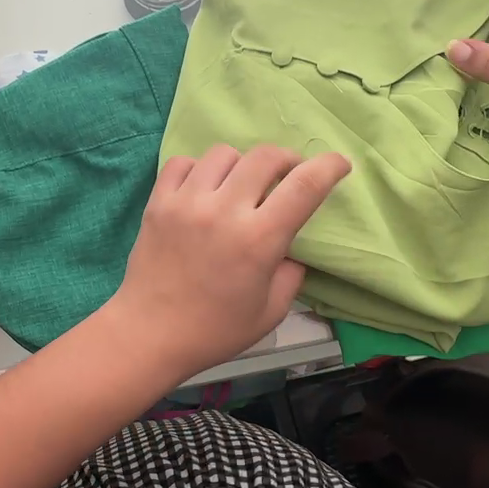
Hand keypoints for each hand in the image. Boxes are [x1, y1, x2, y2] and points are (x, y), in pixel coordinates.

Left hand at [99, 144, 350, 381]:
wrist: (149, 334)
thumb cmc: (214, 330)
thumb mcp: (270, 311)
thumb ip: (290, 273)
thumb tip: (290, 245)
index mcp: (258, 240)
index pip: (303, 186)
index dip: (328, 167)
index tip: (339, 164)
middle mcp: (223, 211)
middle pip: (265, 156)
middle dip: (286, 160)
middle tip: (288, 175)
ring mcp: (186, 202)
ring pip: (224, 154)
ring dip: (241, 165)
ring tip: (240, 186)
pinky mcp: (158, 202)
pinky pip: (183, 163)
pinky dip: (199, 168)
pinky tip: (203, 188)